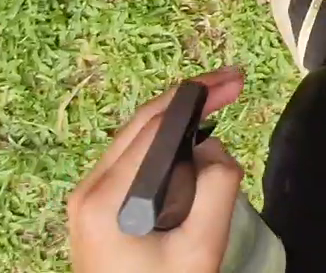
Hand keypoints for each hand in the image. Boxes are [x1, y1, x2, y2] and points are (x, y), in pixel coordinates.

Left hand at [68, 67, 246, 272]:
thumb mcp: (202, 243)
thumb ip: (217, 181)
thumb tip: (210, 145)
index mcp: (107, 197)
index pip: (159, 125)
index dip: (201, 94)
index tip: (238, 82)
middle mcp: (89, 189)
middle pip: (145, 122)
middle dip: (192, 96)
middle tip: (235, 82)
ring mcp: (88, 199)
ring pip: (140, 136)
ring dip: (181, 116)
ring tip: (220, 102)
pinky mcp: (96, 208)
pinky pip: (135, 157)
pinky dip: (167, 140)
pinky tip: (194, 135)